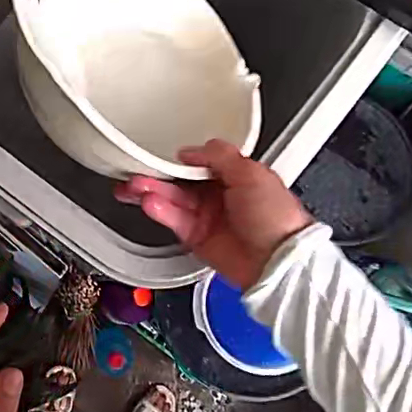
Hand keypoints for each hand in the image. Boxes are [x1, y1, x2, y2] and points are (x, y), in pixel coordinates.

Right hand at [114, 139, 312, 288]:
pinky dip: (159, 211)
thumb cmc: (277, 218)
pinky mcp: (196, 237)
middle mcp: (219, 195)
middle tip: (136, 169)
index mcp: (236, 176)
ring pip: (172, 200)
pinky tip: (149, 203)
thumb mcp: (251, 173)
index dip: (179, 159)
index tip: (159, 153)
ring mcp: (207, 217)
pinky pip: (173, 220)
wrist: (277, 261)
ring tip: (134, 186)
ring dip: (152, 191)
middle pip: (180, 181)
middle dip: (157, 175)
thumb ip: (220, 156)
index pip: (199, 162)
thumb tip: (192, 150)